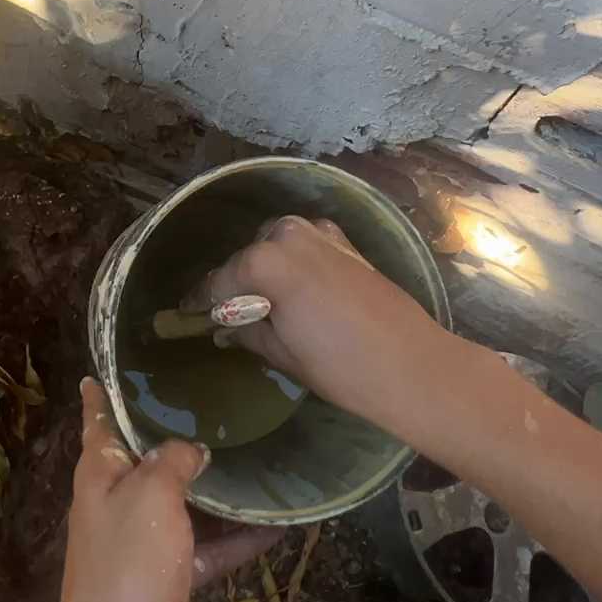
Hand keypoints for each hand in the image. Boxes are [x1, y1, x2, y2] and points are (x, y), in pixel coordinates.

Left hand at [58, 379, 280, 601]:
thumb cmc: (127, 564)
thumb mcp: (150, 497)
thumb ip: (172, 460)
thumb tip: (191, 448)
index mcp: (101, 472)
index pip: (97, 420)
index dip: (99, 393)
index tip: (102, 368)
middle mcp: (118, 500)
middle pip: (148, 456)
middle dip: (178, 434)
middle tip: (213, 401)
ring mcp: (142, 541)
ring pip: (184, 501)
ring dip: (219, 488)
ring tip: (259, 459)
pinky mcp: (167, 576)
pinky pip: (205, 545)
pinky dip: (237, 537)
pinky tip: (276, 525)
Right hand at [188, 215, 447, 419]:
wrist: (413, 365)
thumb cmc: (341, 367)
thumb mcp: (283, 353)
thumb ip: (248, 329)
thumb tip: (226, 324)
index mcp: (265, 261)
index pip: (220, 281)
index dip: (201, 300)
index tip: (188, 313)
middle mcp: (289, 235)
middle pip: (248, 258)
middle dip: (238, 283)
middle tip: (232, 314)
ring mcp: (321, 234)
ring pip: (275, 246)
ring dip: (266, 268)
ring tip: (266, 303)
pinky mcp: (344, 242)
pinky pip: (304, 245)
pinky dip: (294, 261)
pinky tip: (297, 290)